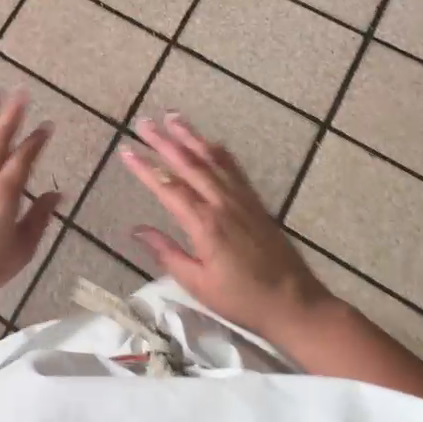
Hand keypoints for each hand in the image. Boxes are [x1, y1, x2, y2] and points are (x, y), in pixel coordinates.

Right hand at [120, 113, 333, 342]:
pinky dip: (219, 151)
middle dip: (164, 142)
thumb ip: (167, 253)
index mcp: (205, 224)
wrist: (296, 304)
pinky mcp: (255, 202)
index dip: (146, 169)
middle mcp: (223, 204)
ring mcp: (242, 200)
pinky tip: (209, 141)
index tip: (126, 151)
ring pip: (212, 160)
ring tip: (172, 117)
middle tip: (144, 122)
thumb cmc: (242, 300)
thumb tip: (136, 230)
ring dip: (190, 137)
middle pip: (189, 164)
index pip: (169, 188)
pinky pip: (234, 169)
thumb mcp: (198, 284)